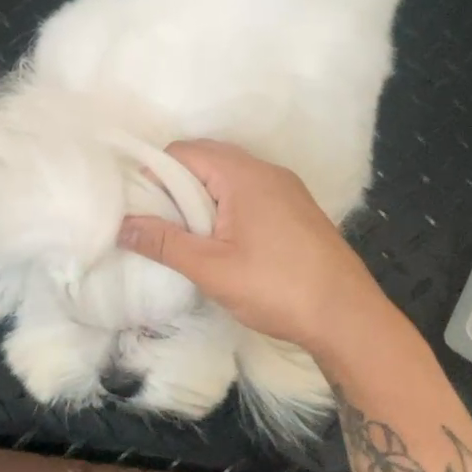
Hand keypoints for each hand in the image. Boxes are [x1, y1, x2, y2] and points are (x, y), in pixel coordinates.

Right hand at [116, 140, 386, 350]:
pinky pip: (248, 192)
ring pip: (227, 177)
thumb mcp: (211, 269)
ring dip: (201, 198)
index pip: (183, 152)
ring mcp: (286, 189)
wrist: (349, 319)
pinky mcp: (296, 210)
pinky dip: (225, 206)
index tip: (139, 207)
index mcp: (243, 175)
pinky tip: (219, 241)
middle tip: (157, 222)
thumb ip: (164, 242)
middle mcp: (266, 171)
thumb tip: (122, 225)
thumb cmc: (277, 289)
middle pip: (206, 159)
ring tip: (185, 235)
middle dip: (175, 185)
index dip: (154, 173)